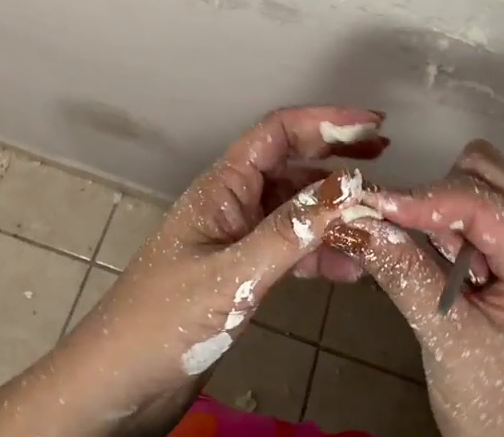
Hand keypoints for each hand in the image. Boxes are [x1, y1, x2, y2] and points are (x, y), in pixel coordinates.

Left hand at [65, 106, 389, 417]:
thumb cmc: (164, 321)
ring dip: (334, 213)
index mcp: (222, 186)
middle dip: (336, 159)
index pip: (278, 132)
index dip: (325, 121)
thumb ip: (290, 232)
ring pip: (296, 209)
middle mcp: (232, 202)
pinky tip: (350, 270)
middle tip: (385, 159)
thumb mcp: (232, 275)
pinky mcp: (242, 271)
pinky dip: (321, 253)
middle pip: (292, 164)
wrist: (119, 383)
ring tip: (377, 225)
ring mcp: (237, 236)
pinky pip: (290, 248)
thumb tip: (348, 187)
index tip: (373, 125)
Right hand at [348, 140, 503, 436]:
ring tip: (441, 264)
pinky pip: (480, 209)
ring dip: (448, 208)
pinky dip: (452, 221)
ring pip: (483, 183)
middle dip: (441, 197)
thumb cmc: (493, 403)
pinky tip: (447, 264)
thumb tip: (354, 222)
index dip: (424, 197)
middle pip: (488, 173)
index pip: (480, 201)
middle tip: (416, 243)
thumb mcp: (446, 339)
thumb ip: (404, 273)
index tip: (373, 204)